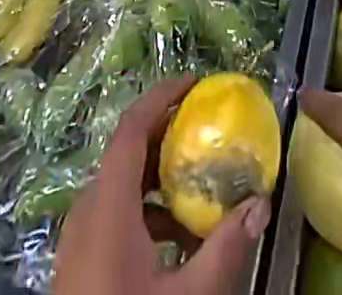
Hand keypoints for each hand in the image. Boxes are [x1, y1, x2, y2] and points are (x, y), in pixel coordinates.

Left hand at [55, 76, 270, 294]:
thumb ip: (225, 248)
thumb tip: (261, 203)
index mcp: (107, 206)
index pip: (131, 129)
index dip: (161, 97)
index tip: (196, 83)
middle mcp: (87, 210)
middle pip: (127, 151)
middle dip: (168, 131)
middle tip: (209, 124)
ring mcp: (80, 235)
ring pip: (122, 182)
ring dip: (161, 171)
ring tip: (203, 177)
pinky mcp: (82, 258)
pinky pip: (116, 211)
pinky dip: (149, 205)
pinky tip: (181, 233)